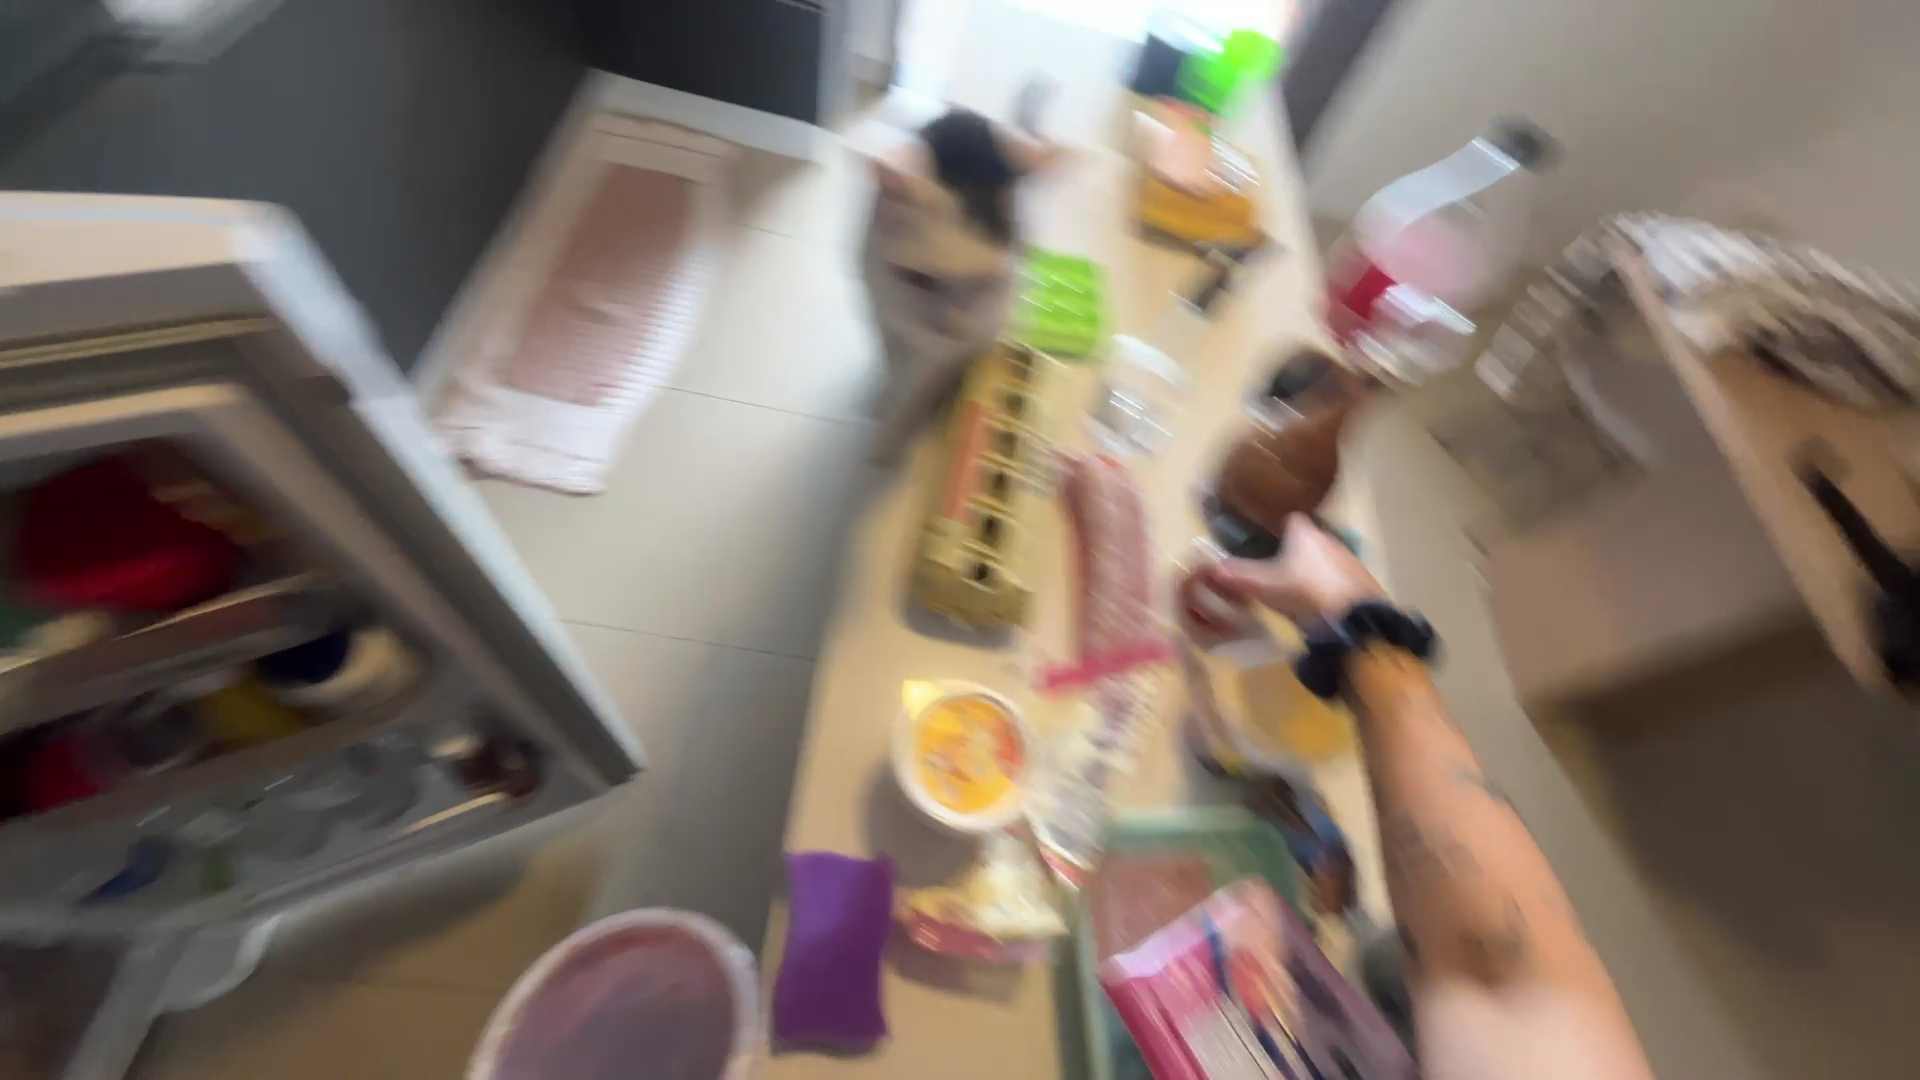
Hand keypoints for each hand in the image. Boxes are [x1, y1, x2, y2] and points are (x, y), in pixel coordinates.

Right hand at [1179, 515, 1385, 640]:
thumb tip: (1211, 567)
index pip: (1291, 520)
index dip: (1279, 529)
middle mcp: (1329, 539)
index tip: (1267, 543)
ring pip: (1326, 559)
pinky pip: (1341, 578)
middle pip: (1309, 540)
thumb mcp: (1264, 585)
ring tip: (1299, 592)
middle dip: (1296, 552)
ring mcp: (1350, 559)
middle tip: (1278, 572)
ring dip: (1315, 571)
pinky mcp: (1364, 581)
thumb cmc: (1304, 592)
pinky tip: (1321, 605)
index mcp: (1305, 534)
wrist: (1354, 618)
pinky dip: (1330, 587)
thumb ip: (1238, 575)